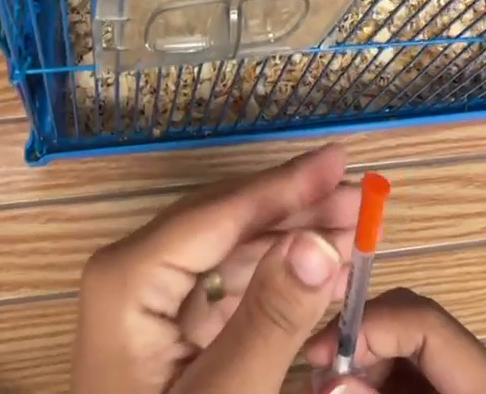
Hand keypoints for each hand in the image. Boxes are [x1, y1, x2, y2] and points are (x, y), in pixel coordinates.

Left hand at [71, 145, 358, 393]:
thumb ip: (269, 320)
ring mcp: (145, 297)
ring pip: (227, 247)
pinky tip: (312, 274)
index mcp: (128, 278)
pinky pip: (223, 284)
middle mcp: (131, 271)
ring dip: (287, 237)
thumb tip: (318, 242)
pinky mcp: (164, 326)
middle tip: (357, 194)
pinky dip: (271, 276)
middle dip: (293, 206)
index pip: (219, 213)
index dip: (284, 184)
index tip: (339, 160)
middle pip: (224, 220)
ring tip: (347, 226)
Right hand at [302, 289, 485, 393]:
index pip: (423, 320)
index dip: (367, 325)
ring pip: (407, 349)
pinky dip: (378, 381)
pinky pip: (413, 374)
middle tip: (316, 371)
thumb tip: (328, 382)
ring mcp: (478, 386)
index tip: (320, 352)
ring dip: (362, 363)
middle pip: (411, 326)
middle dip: (358, 343)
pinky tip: (354, 393)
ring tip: (329, 387)